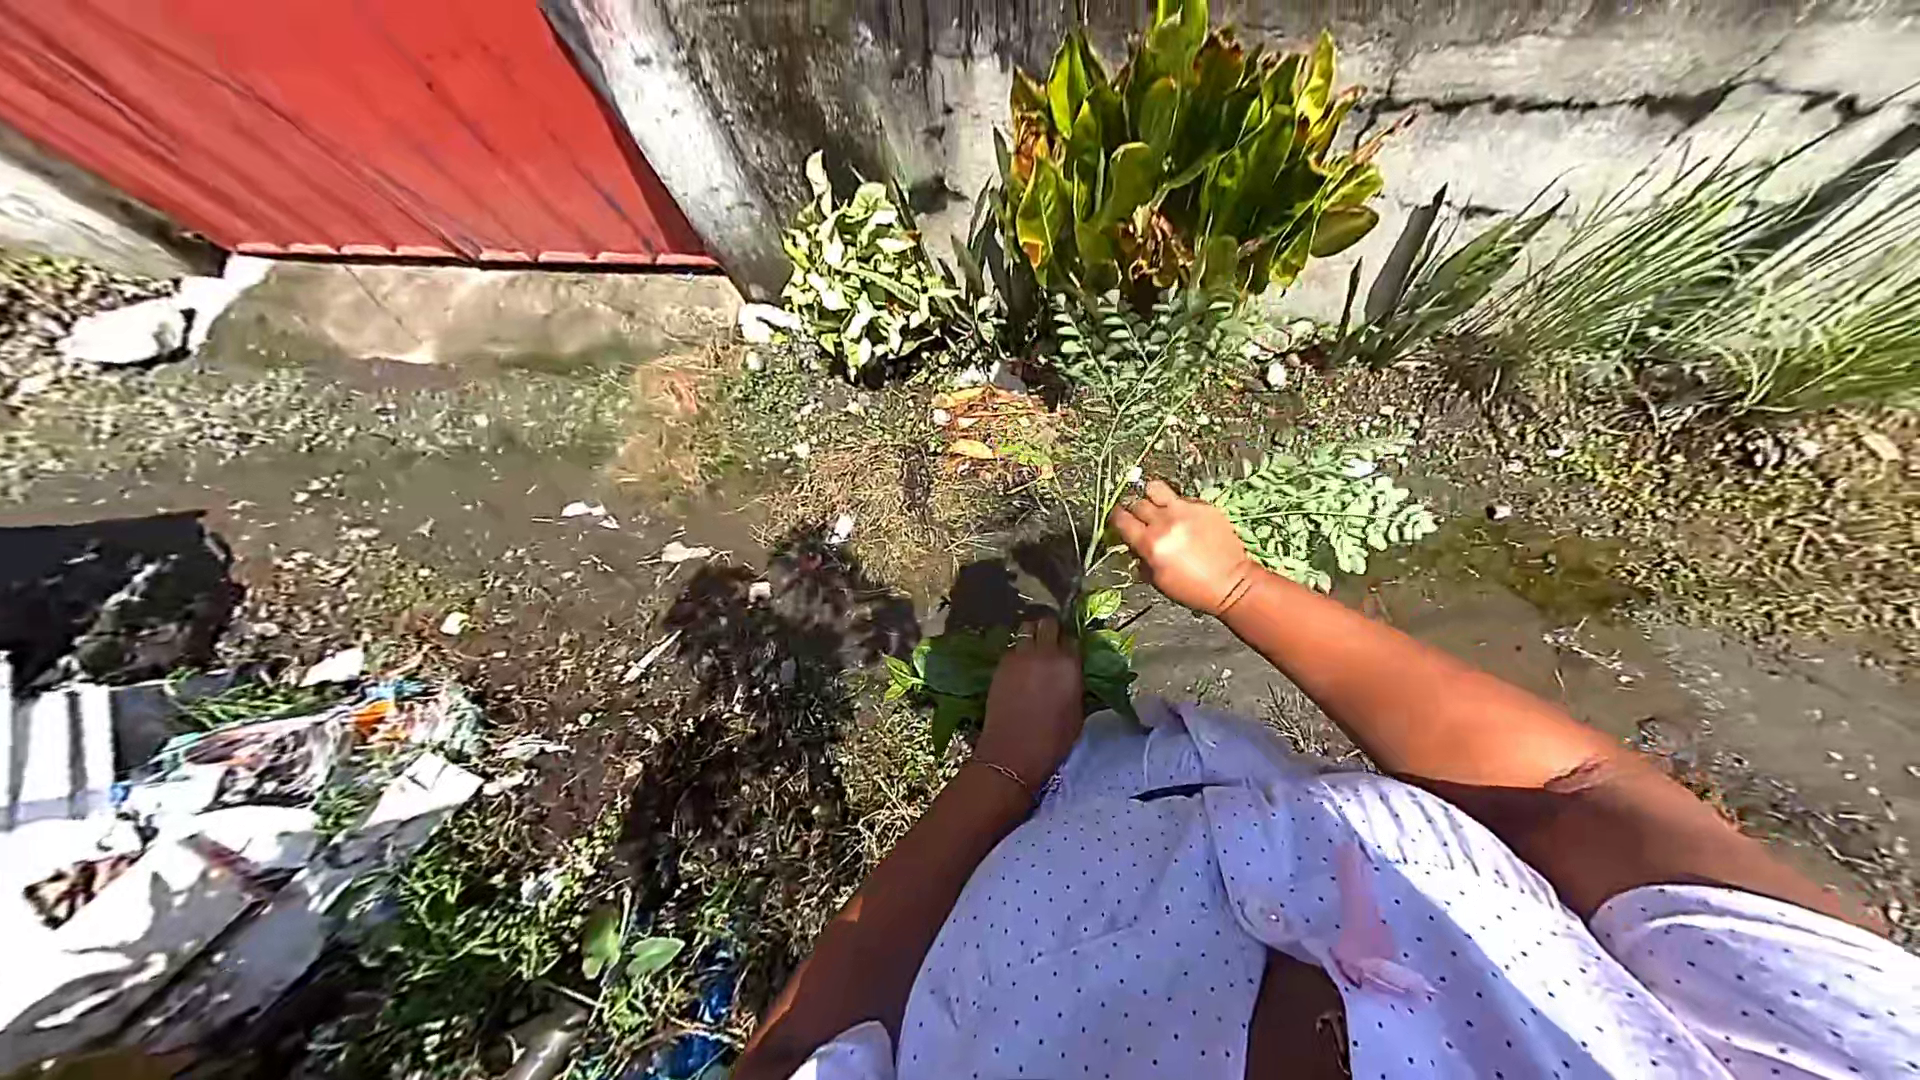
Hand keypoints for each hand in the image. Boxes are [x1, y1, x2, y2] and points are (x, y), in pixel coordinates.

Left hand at [974, 616, 1084, 789]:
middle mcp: (1045, 653)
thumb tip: (1072, 676)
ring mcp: (1020, 655)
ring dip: (1032, 635)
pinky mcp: (1001, 663)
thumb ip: (1075, 686)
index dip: (1070, 644)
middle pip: (1048, 624)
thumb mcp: (1077, 714)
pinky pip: (1012, 648)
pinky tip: (1019, 666)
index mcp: (1069, 664)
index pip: (1073, 639)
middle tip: (1051, 641)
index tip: (1069, 650)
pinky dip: (1017, 651)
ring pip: (1026, 629)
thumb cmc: (1052, 740)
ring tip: (1033, 648)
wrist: (1013, 751)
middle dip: (1051, 629)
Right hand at [1108, 478, 1259, 615]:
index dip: (1116, 518)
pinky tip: (1182, 518)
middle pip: (1136, 502)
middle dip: (1133, 509)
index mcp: (1151, 543)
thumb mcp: (1157, 579)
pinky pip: (1181, 498)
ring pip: (1155, 488)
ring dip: (1150, 496)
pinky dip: (1176, 505)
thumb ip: (1141, 557)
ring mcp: (1186, 511)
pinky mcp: (1203, 506)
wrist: (1231, 584)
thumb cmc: (1193, 588)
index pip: (1121, 519)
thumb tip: (1134, 545)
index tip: (1118, 520)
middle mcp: (1166, 522)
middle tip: (1137, 516)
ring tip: (1154, 505)